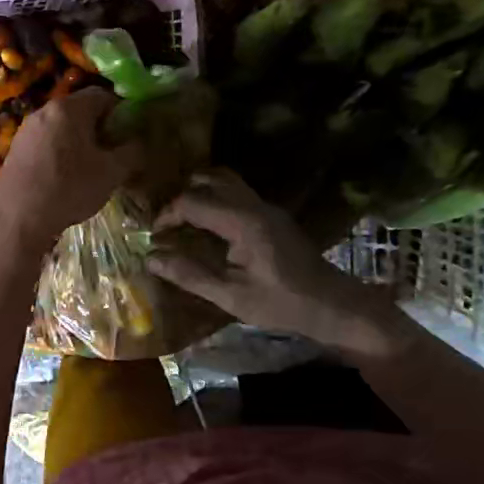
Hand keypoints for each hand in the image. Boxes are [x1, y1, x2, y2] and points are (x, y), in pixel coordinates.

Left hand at [0, 88, 142, 242]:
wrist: (18, 218)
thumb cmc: (69, 188)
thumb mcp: (112, 173)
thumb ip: (132, 152)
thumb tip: (138, 143)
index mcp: (69, 108)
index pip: (102, 95)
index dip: (121, 111)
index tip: (129, 134)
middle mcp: (44, 111)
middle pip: (80, 110)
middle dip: (99, 127)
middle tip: (112, 152)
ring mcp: (26, 130)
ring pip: (61, 127)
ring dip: (79, 141)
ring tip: (89, 167)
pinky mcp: (15, 149)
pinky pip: (45, 142)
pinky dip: (59, 152)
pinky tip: (64, 177)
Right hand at [146, 169, 402, 352]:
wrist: (331, 304)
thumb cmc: (281, 303)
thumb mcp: (231, 296)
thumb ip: (190, 274)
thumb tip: (151, 257)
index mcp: (243, 222)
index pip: (193, 202)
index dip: (168, 214)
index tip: (155, 235)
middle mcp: (254, 205)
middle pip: (210, 179)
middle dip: (183, 197)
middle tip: (169, 223)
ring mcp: (266, 207)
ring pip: (226, 181)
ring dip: (201, 193)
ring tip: (185, 220)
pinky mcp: (272, 215)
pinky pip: (238, 193)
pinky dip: (216, 199)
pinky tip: (210, 227)